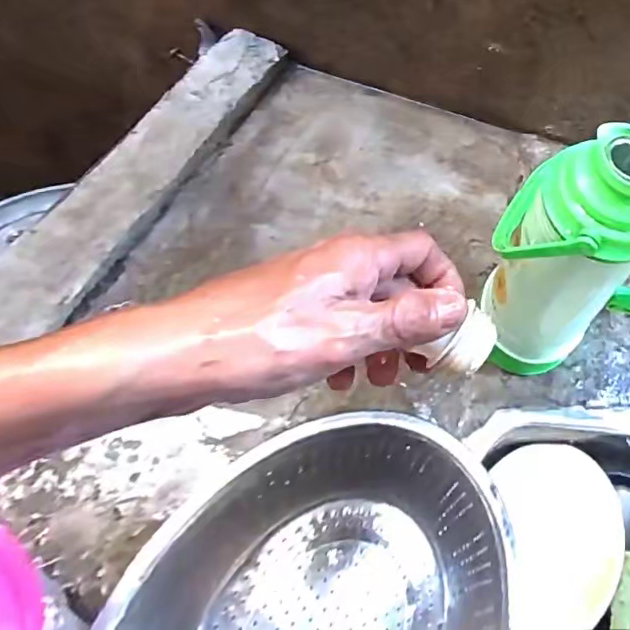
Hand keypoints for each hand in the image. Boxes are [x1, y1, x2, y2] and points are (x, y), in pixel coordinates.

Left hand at [131, 230, 468, 404]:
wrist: (171, 357)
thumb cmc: (262, 342)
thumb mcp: (345, 335)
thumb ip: (405, 321)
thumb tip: (458, 307)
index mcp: (360, 257)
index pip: (425, 251)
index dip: (446, 283)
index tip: (448, 326)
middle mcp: (341, 262)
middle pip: (401, 280)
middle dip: (418, 320)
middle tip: (422, 362)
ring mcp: (314, 285)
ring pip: (370, 304)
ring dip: (386, 338)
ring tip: (382, 377)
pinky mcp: (291, 309)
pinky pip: (340, 320)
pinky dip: (351, 347)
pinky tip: (339, 379)